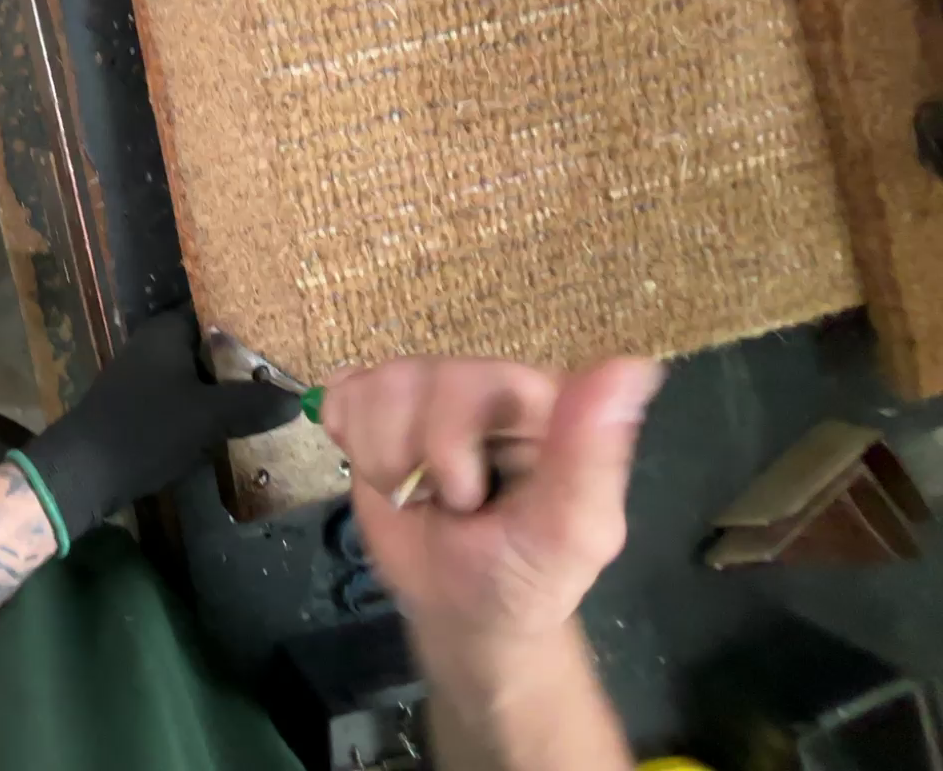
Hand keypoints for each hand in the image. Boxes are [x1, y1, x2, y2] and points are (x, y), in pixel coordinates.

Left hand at [18, 306, 299, 542]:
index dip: (252, 318)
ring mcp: (148, 376)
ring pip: (201, 373)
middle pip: (212, 343)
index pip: (216, 309)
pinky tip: (242, 421)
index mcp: (167, 332)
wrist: (86, 469)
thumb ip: (252, 403)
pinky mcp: (145, 405)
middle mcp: (156, 345)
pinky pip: (187, 397)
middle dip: (248, 356)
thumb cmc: (146, 428)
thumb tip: (296, 399)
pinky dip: (211, 405)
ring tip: (280, 393)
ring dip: (231, 385)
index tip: (291, 327)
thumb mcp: (207, 415)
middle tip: (295, 365)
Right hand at [320, 357, 662, 639]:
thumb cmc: (520, 575)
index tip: (466, 498)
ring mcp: (420, 387)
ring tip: (409, 490)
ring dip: (376, 456)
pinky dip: (346, 437)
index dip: (446, 441)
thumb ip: (591, 455)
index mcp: (536, 398)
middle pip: (408, 377)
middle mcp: (478, 380)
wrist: (455, 604)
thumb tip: (632, 365)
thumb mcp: (568, 532)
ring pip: (370, 385)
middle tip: (439, 501)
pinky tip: (374, 465)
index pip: (471, 378)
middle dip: (407, 457)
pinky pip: (339, 390)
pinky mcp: (373, 401)